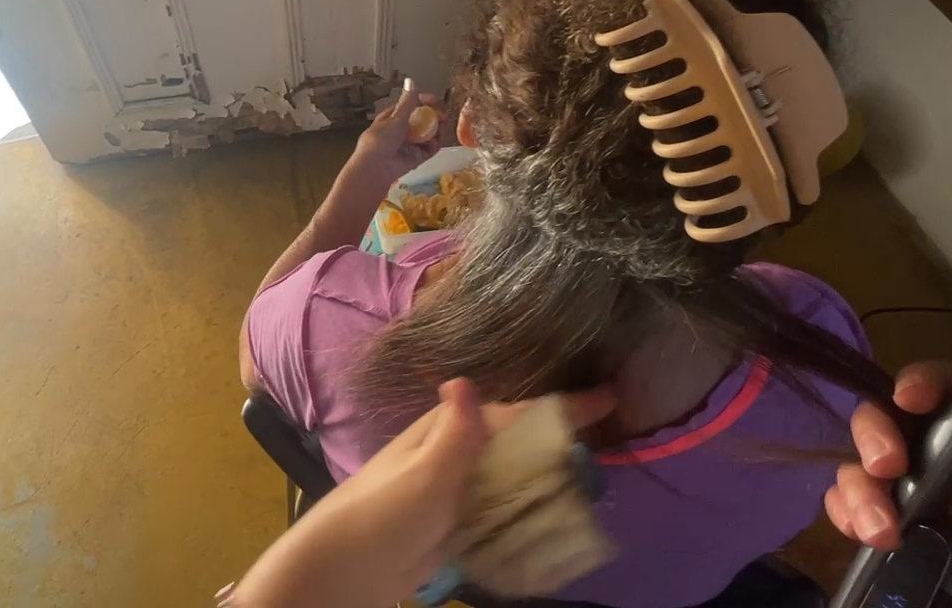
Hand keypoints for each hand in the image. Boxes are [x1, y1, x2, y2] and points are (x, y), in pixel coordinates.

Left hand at [230, 379, 614, 607]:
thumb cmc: (380, 516)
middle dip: (560, 437)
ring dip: (547, 472)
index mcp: (447, 429)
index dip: (560, 405)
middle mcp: (453, 450)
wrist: (342, 569)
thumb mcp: (420, 477)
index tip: (609, 396)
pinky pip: (501, 507)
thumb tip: (467, 382)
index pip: (514, 412)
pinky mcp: (454, 521)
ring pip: (512, 472)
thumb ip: (451, 436)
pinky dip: (527, 508)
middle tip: (608, 445)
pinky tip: (552, 518)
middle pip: (518, 438)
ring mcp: (455, 487)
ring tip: (590, 479)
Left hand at [349, 79, 444, 187]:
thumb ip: (408, 102)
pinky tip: (437, 140)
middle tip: (444, 115)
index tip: (437, 101)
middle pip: (425, 118)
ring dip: (438, 129)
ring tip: (441, 128)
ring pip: (430, 133)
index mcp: (394, 116)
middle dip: (436, 115)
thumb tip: (410, 79)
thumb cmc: (380, 140)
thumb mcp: (395, 118)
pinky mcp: (417, 157)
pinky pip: (430, 148)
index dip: (427, 101)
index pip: (414, 104)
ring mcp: (411, 143)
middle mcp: (404, 128)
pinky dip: (435, 144)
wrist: (375, 168)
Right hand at [827, 361, 951, 607]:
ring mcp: (934, 516)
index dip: (930, 383)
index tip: (911, 399)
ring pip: (868, 469)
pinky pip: (858, 514)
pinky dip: (846, 515)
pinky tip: (862, 536)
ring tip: (876, 529)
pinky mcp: (910, 553)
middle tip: (883, 468)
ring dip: (856, 485)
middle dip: (876, 433)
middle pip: (899, 424)